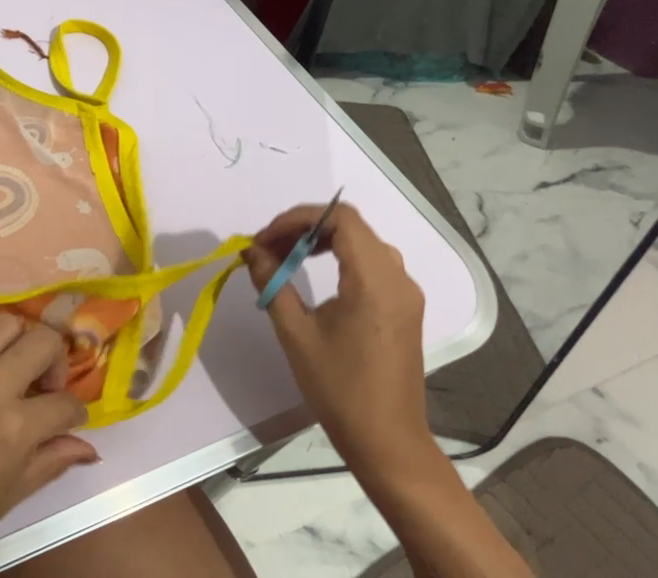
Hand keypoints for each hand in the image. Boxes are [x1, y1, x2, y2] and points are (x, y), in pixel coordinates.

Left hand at [0, 312, 97, 577]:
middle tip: (46, 387)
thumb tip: (87, 446)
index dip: (75, 414)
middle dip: (57, 361)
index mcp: (15, 426)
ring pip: (1, 324)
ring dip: (18, 341)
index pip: (66, 403)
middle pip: (42, 342)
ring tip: (13, 367)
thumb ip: (51, 461)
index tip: (69, 423)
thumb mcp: (11, 495)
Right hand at [244, 204, 432, 480]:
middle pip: (351, 227)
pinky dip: (339, 256)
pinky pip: (372, 263)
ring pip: (362, 243)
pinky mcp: (403, 308)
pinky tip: (312, 273)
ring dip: (321, 240)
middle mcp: (398, 279)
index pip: (340, 219)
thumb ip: (272, 283)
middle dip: (304, 227)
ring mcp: (405, 294)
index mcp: (375, 282)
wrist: (386, 440)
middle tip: (268, 246)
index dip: (298, 218)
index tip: (265, 238)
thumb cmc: (338, 387)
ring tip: (284, 257)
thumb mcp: (295, 333)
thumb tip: (252, 251)